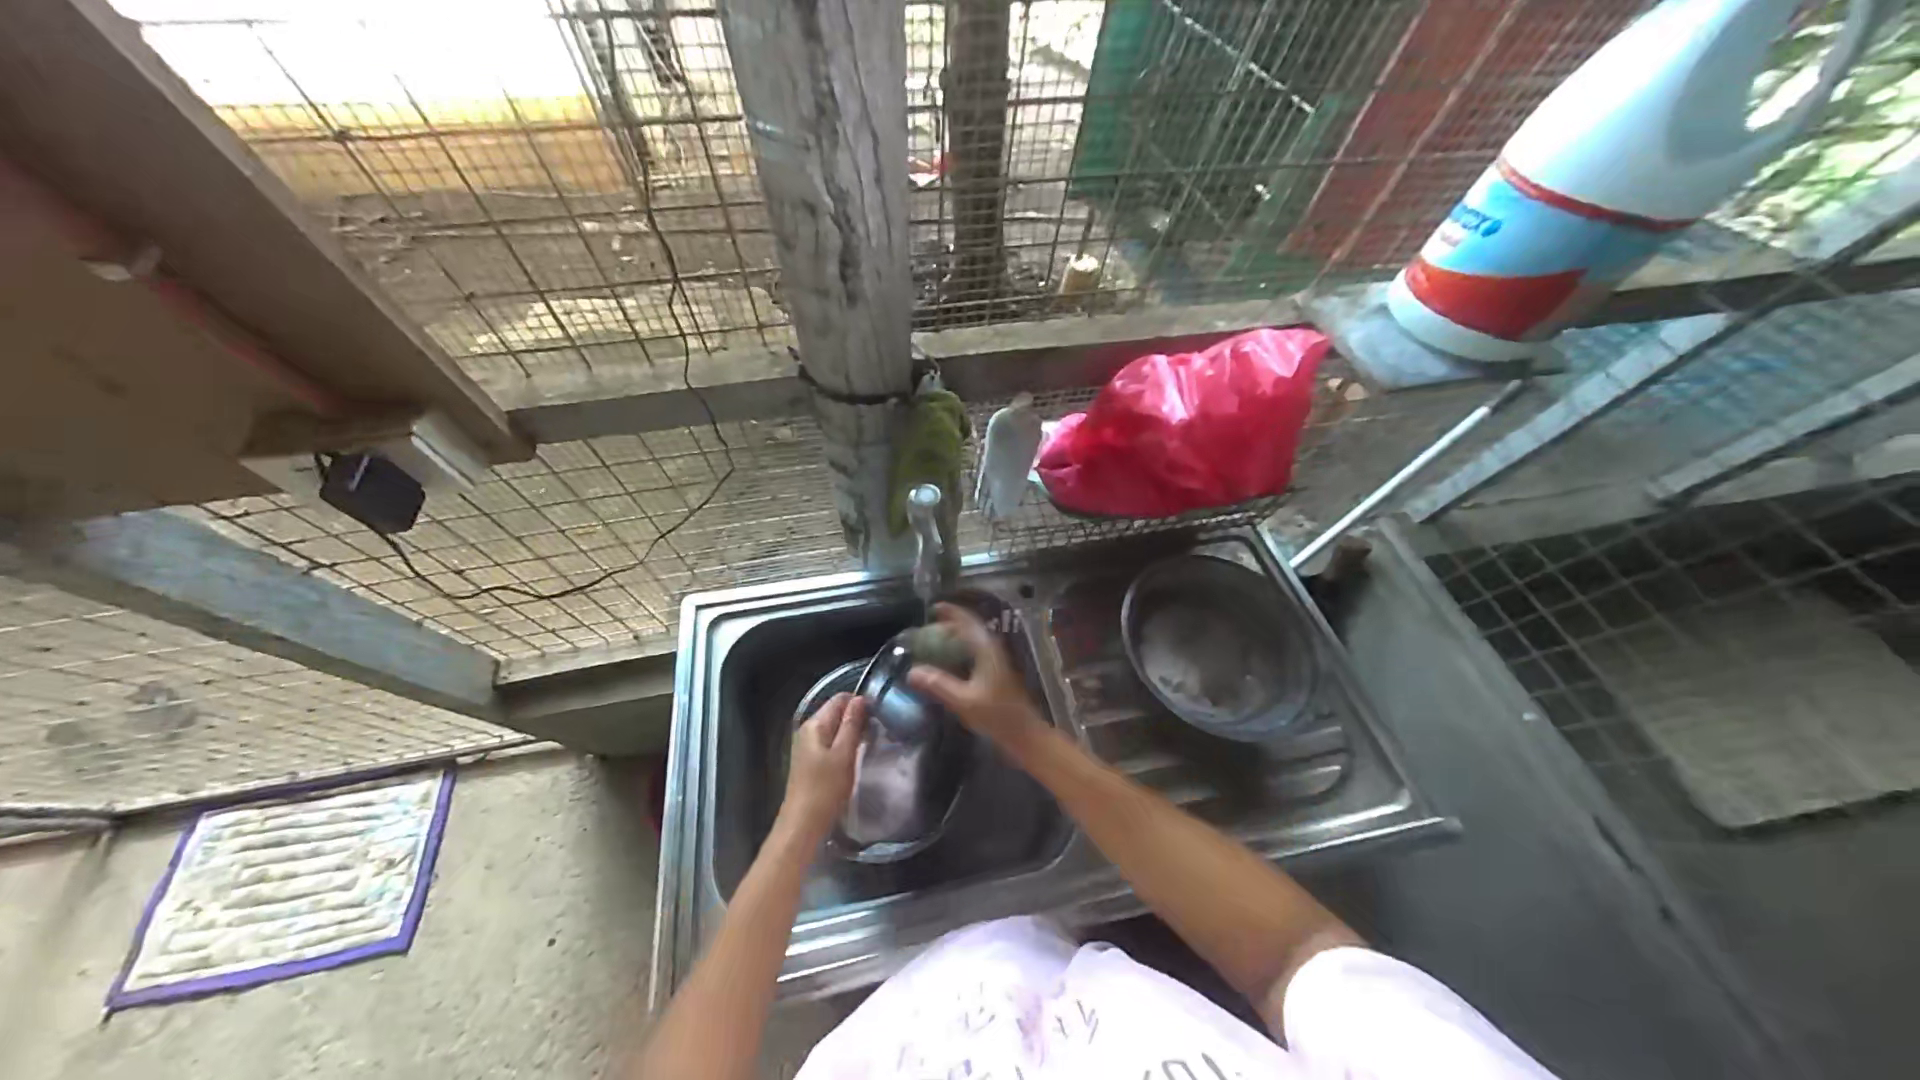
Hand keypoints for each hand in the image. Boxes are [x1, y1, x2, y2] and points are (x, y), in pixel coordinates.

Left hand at [779, 692, 866, 841]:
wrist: (803, 825)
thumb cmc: (825, 788)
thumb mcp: (843, 754)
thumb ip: (852, 724)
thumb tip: (860, 699)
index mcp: (814, 725)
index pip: (839, 699)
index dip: (859, 702)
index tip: (878, 713)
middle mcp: (808, 731)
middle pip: (836, 713)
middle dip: (857, 718)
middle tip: (878, 730)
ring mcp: (808, 747)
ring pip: (835, 729)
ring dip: (852, 733)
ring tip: (871, 742)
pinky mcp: (811, 762)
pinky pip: (831, 743)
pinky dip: (845, 746)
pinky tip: (856, 757)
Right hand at [906, 602, 1048, 749]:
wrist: (1024, 733)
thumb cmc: (996, 715)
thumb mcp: (963, 701)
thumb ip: (938, 684)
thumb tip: (912, 671)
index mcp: (987, 650)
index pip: (968, 622)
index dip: (952, 612)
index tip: (934, 607)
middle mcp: (993, 650)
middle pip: (971, 628)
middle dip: (951, 624)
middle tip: (929, 626)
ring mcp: (996, 661)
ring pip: (974, 640)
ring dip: (956, 637)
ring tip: (936, 640)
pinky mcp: (996, 673)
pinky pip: (975, 652)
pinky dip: (961, 650)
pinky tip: (950, 662)